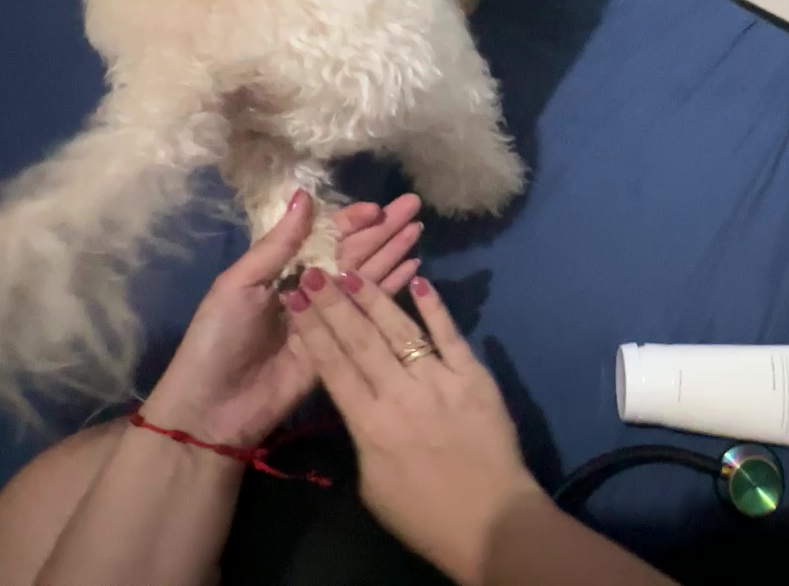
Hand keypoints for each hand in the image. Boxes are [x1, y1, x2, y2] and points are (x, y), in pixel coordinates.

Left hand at [143, 190, 424, 446]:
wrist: (214, 408)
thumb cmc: (219, 339)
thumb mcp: (240, 285)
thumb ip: (278, 243)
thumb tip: (305, 195)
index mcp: (285, 267)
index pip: (327, 235)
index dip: (352, 220)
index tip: (377, 208)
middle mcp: (312, 285)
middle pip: (355, 249)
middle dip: (384, 226)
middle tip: (414, 204)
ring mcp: (331, 312)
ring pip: (369, 272)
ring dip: (394, 250)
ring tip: (418, 228)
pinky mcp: (345, 340)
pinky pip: (372, 306)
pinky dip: (393, 285)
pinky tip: (413, 267)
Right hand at [289, 266, 540, 585]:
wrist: (489, 518)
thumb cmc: (423, 512)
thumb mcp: (372, 482)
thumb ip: (364, 434)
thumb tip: (359, 398)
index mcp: (370, 427)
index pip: (334, 369)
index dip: (314, 332)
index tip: (298, 301)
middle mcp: (401, 395)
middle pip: (361, 341)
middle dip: (335, 304)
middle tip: (315, 272)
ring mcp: (441, 380)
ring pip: (401, 331)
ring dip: (375, 299)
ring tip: (353, 272)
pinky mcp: (474, 375)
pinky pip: (451, 335)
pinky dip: (435, 308)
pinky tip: (419, 280)